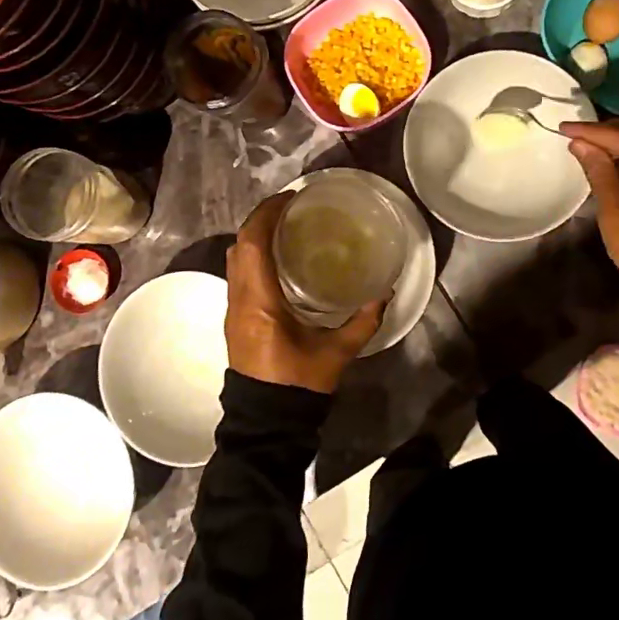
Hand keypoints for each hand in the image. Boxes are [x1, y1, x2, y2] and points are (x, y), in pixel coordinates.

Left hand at [225, 191, 388, 393]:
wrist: (266, 421)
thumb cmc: (300, 382)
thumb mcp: (337, 352)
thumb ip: (363, 321)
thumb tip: (385, 292)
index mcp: (260, 303)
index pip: (253, 245)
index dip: (266, 215)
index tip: (289, 198)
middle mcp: (240, 300)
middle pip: (239, 246)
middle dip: (260, 220)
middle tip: (290, 208)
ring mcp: (233, 310)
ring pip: (234, 260)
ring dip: (254, 238)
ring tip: (284, 228)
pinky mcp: (235, 319)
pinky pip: (237, 275)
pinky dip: (252, 257)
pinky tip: (277, 260)